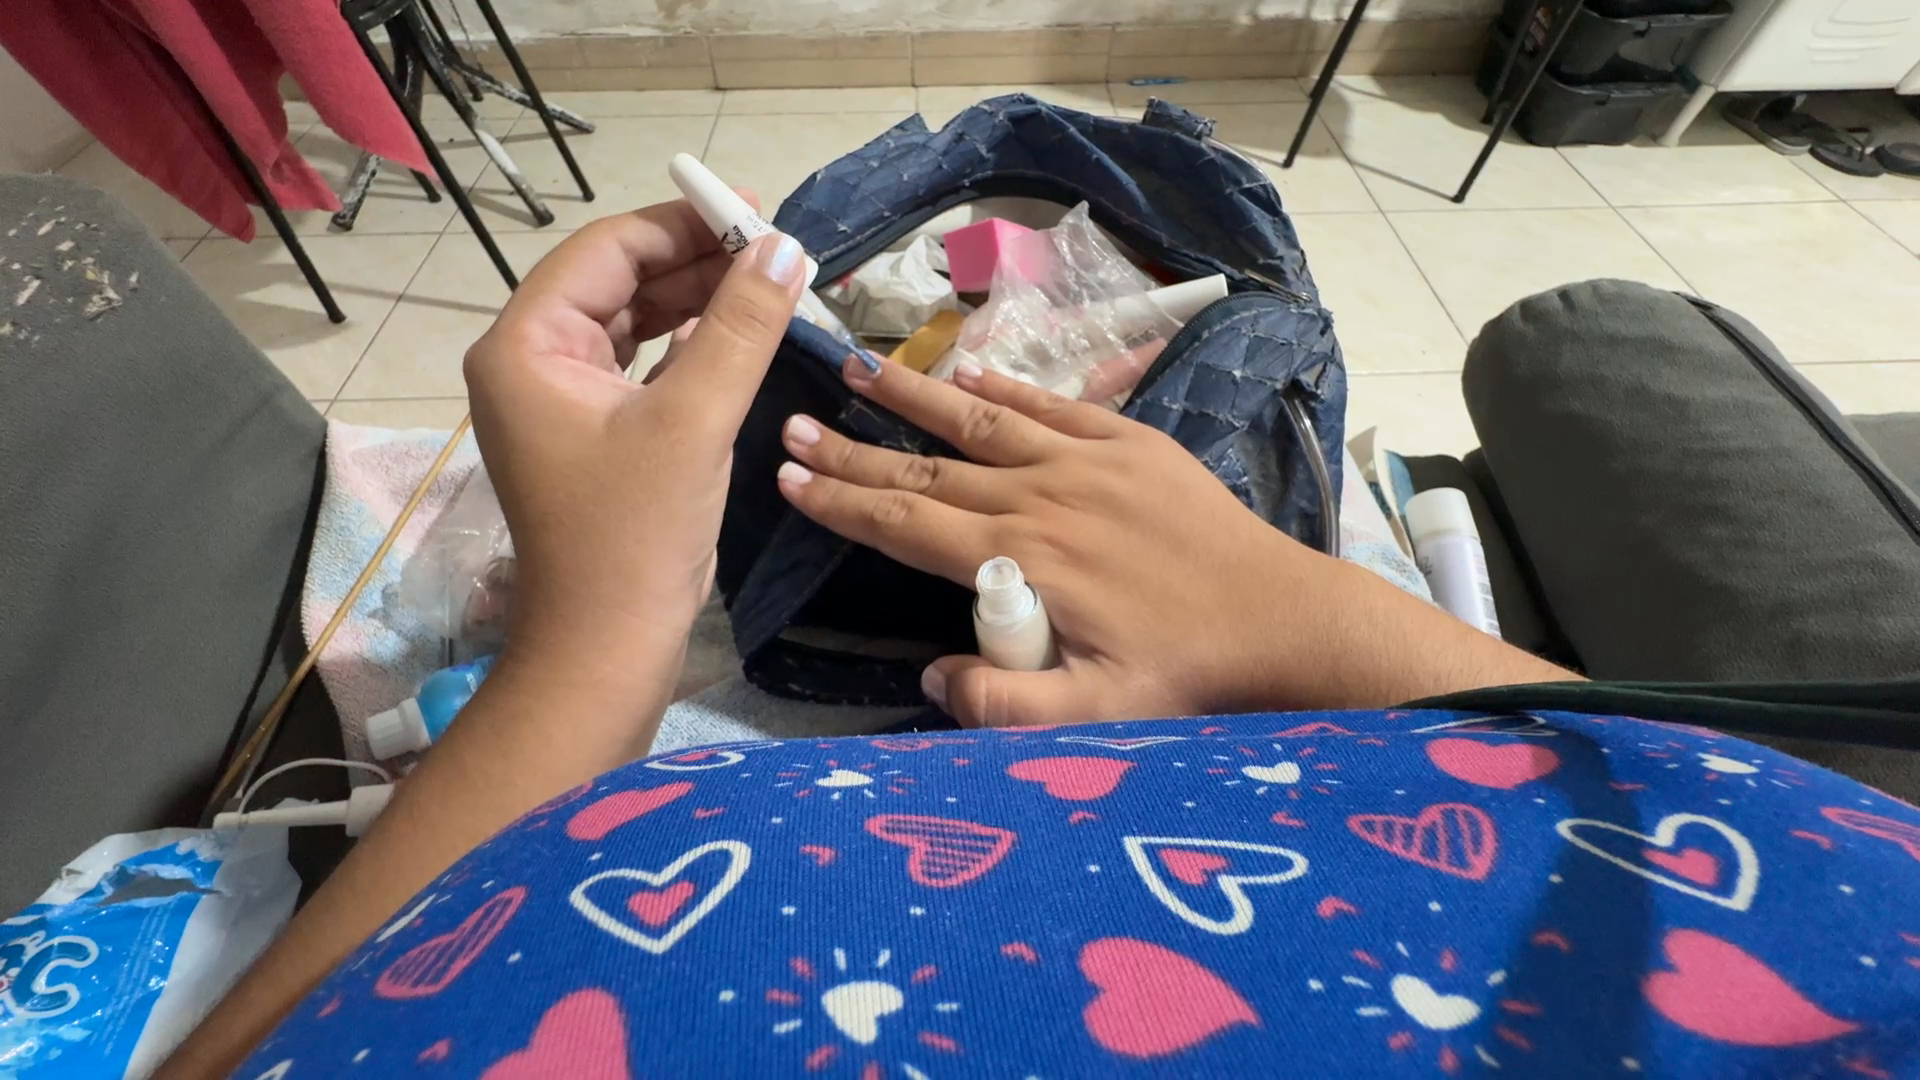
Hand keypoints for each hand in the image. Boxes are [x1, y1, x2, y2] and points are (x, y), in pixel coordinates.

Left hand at [463, 199, 808, 706]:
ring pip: (637, 326)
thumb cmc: (638, 531)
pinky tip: (736, 337)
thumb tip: (785, 249)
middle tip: (773, 250)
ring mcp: (566, 401)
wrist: (612, 640)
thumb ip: (740, 328)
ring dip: (699, 304)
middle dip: (696, 263)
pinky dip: (692, 349)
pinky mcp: (601, 433)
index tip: (755, 212)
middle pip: (620, 283)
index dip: (682, 223)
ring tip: (767, 284)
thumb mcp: (694, 420)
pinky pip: (647, 369)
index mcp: (527, 345)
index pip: (606, 251)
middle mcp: (535, 362)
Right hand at [775, 359, 1575, 726]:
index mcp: (1020, 557)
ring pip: (979, 418)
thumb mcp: (1091, 716)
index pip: (906, 522)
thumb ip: (1000, 702)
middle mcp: (1039, 495)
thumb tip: (930, 676)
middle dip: (853, 447)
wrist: (1278, 617)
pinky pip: (1050, 404)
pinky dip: (1003, 386)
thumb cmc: (1182, 670)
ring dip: (913, 396)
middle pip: (926, 465)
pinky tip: (966, 371)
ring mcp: (1084, 458)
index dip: (842, 500)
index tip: (788, 476)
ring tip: (860, 370)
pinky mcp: (1126, 441)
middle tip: (795, 420)